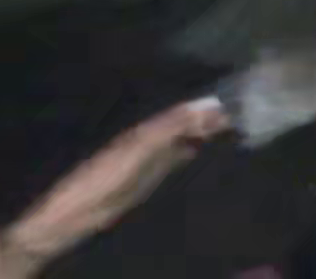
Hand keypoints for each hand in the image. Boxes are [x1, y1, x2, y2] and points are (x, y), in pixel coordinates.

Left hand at [6, 100, 229, 260]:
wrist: (66, 220)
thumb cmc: (103, 179)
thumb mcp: (139, 148)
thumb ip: (174, 125)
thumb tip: (213, 102)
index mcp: (150, 126)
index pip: (189, 107)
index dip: (213, 101)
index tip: (244, 95)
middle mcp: (155, 135)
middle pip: (191, 118)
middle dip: (216, 112)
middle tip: (249, 108)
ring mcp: (154, 154)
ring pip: (190, 132)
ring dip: (210, 126)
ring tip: (240, 121)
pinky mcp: (155, 172)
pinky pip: (184, 150)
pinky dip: (201, 143)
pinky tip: (214, 142)